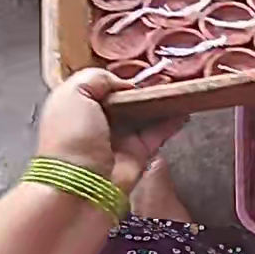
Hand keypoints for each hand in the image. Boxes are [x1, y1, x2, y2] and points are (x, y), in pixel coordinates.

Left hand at [35, 69, 186, 192]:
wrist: (82, 184)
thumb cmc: (71, 137)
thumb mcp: (73, 93)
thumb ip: (97, 78)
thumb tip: (125, 84)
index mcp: (76, 107)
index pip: (99, 87)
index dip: (116, 78)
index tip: (137, 69)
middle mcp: (97, 123)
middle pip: (125, 100)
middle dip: (142, 89)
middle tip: (162, 76)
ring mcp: (119, 139)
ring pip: (144, 115)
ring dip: (159, 103)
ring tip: (177, 88)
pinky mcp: (139, 154)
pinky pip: (158, 133)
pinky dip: (172, 121)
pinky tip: (184, 108)